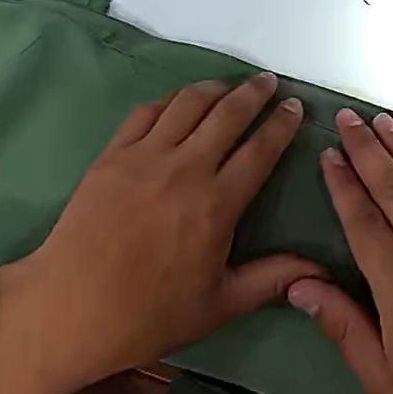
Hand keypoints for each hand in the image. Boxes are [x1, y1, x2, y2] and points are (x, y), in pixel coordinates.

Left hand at [0, 74, 322, 393]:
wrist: (71, 307)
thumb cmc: (149, 312)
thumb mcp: (219, 304)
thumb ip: (271, 280)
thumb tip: (321, 272)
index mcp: (217, 203)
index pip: (260, 151)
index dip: (280, 125)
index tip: (294, 106)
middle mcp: (186, 168)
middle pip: (228, 115)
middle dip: (254, 93)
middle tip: (268, 81)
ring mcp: (146, 156)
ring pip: (188, 104)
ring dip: (214, 88)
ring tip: (230, 84)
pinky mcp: (114, 153)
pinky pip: (147, 112)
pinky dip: (169, 99)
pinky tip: (179, 100)